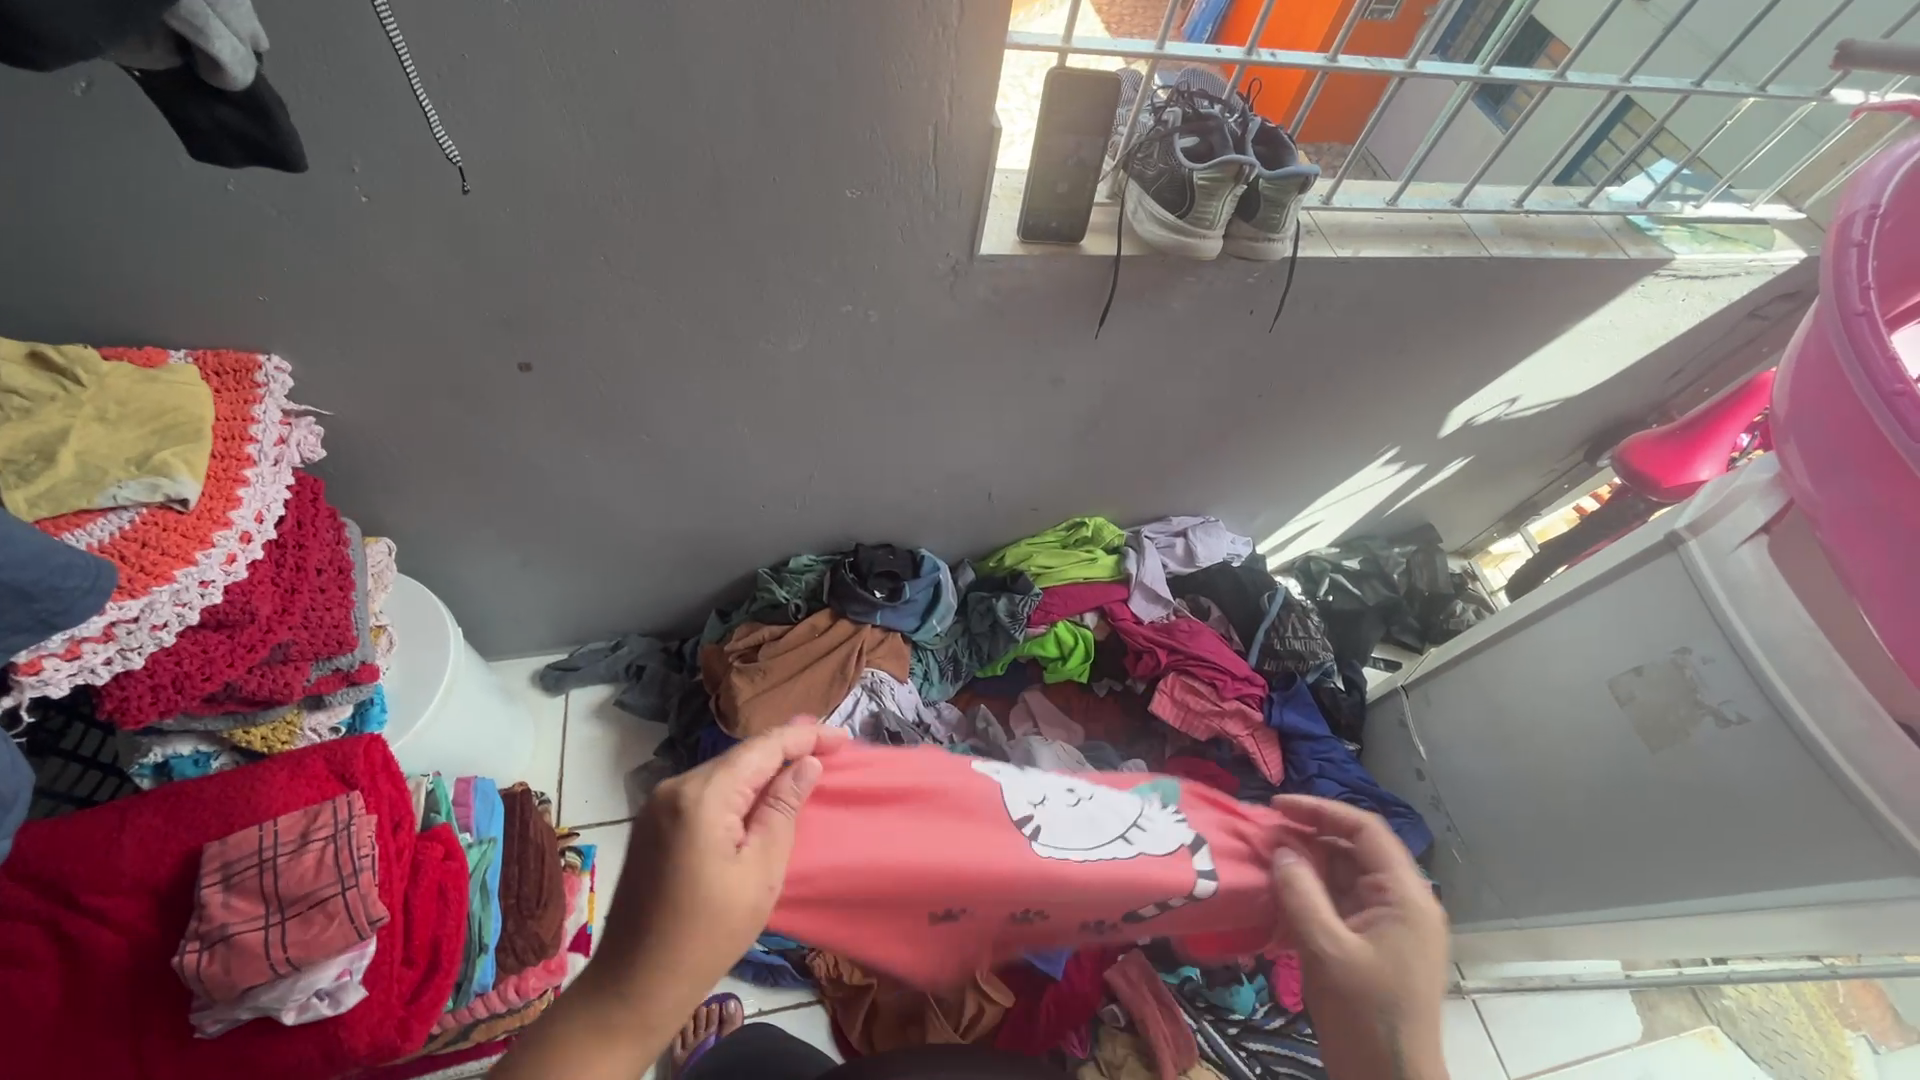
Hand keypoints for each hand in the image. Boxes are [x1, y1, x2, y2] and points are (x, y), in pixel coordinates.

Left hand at [592, 719, 848, 1008]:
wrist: (634, 984)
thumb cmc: (708, 934)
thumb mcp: (761, 870)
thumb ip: (784, 808)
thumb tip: (807, 763)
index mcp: (702, 795)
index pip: (763, 748)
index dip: (806, 737)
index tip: (843, 739)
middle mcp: (674, 787)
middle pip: (741, 756)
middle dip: (786, 750)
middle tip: (831, 751)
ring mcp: (658, 805)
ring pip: (723, 772)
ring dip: (763, 770)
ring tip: (804, 768)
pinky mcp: (652, 823)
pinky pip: (705, 791)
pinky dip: (738, 788)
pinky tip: (761, 796)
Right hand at [1269, 795, 1451, 1079]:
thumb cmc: (1365, 1015)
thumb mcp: (1326, 950)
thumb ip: (1301, 894)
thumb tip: (1280, 851)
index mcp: (1406, 896)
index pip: (1365, 830)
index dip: (1321, 810)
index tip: (1276, 807)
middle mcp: (1403, 901)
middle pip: (1355, 848)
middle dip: (1308, 835)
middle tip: (1262, 832)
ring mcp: (1390, 923)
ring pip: (1345, 873)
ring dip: (1306, 863)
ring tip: (1263, 857)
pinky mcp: (1374, 942)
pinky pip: (1341, 900)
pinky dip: (1311, 890)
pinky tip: (1278, 892)